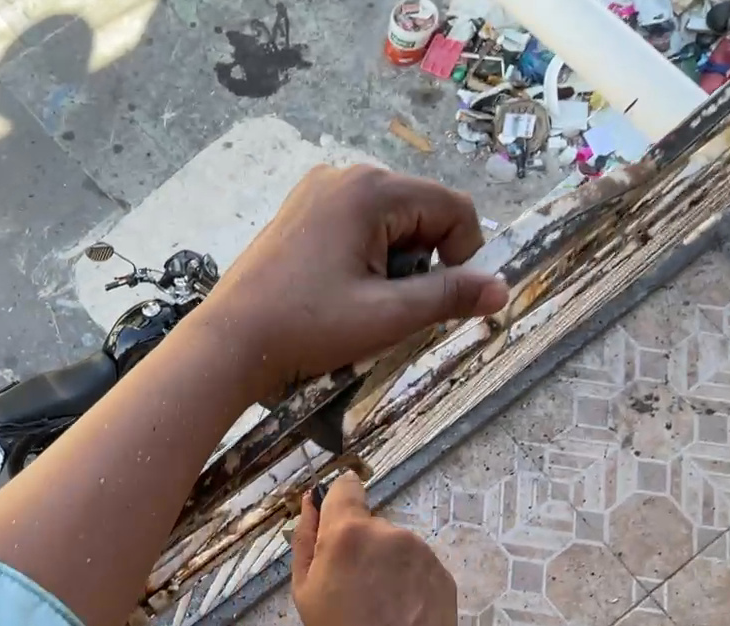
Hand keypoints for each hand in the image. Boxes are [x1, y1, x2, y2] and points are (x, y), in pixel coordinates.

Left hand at [192, 165, 509, 393]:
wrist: (228, 344)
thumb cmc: (306, 329)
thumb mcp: (386, 316)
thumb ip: (448, 297)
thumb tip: (501, 288)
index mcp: (370, 189)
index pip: (452, 208)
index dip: (462, 255)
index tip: (438, 300)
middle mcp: (342, 176)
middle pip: (417, 212)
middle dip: (418, 261)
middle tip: (383, 306)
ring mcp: (313, 192)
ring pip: (385, 222)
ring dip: (388, 264)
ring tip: (354, 303)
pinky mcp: (295, 214)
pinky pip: (351, 227)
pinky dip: (359, 258)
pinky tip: (333, 293)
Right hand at [290, 473, 475, 625]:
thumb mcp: (304, 592)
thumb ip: (305, 539)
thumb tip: (310, 502)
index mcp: (348, 533)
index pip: (346, 487)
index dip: (337, 504)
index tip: (332, 532)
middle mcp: (389, 531)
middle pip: (367, 523)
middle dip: (358, 545)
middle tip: (350, 590)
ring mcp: (421, 550)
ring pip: (392, 545)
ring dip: (383, 564)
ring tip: (377, 607)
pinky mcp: (442, 571)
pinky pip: (415, 565)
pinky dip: (405, 581)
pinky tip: (400, 614)